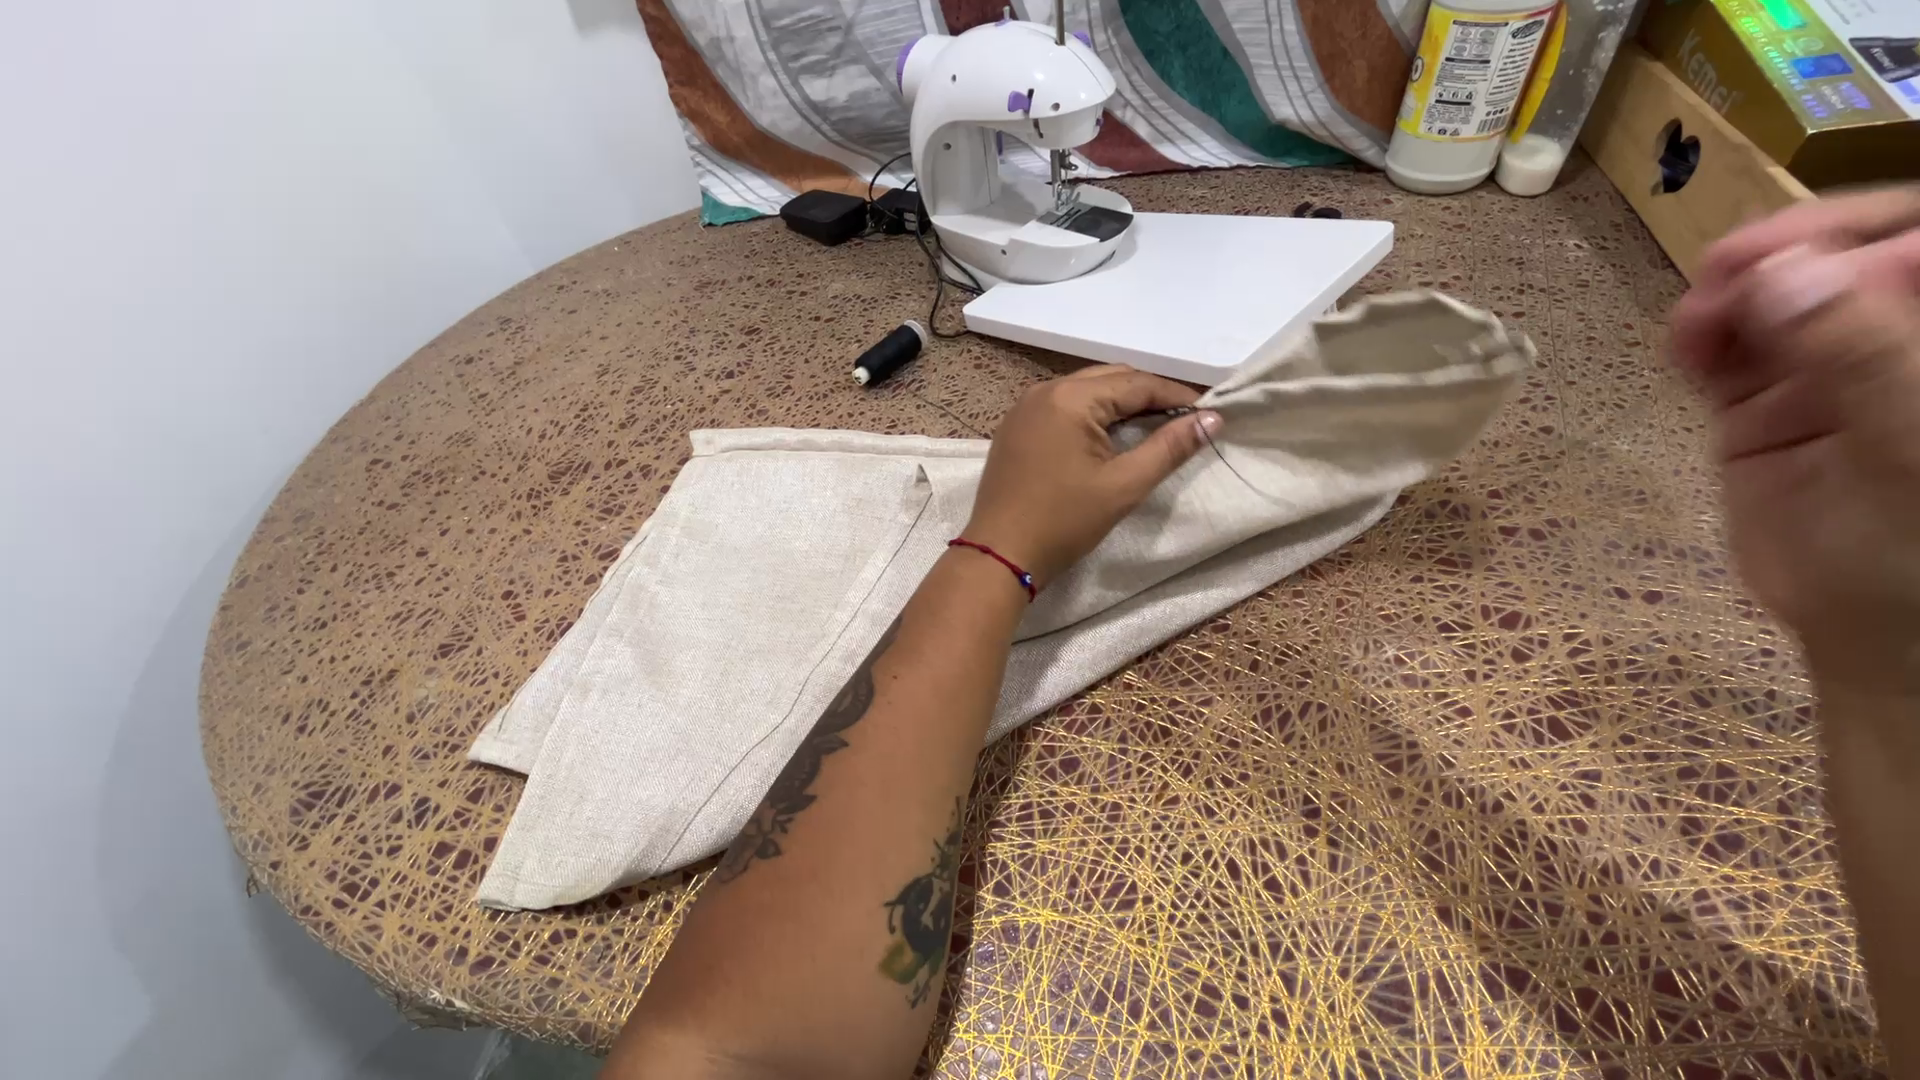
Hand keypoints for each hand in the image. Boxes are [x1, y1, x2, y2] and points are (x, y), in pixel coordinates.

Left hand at [962, 365, 1222, 588]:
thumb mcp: (1124, 486)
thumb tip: (1212, 419)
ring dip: (1120, 403)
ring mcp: (1024, 408)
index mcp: (1070, 398)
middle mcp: (1044, 391)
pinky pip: (1062, 407)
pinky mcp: (1015, 428)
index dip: (1176, 397)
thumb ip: (1169, 448)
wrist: (1000, 555)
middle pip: (1110, 378)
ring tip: (1153, 427)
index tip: (1208, 413)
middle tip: (1183, 421)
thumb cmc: (1064, 521)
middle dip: (1149, 395)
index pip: (1136, 383)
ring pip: (1085, 391)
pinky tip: (1109, 436)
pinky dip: (1091, 414)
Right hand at [1669, 189, 1919, 688]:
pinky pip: (1725, 349)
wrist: (1872, 631)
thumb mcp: (1905, 452)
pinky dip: (1698, 336)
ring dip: (1730, 297)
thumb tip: (1783, 277)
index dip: (1867, 231)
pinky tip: (1683, 344)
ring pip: (1777, 297)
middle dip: (1787, 256)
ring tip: (1692, 323)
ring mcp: (1831, 366)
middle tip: (1723, 277)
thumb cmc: (1916, 553)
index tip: (1796, 251)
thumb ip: (1861, 358)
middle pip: (1847, 258)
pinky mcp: (1763, 401)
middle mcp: (1898, 337)